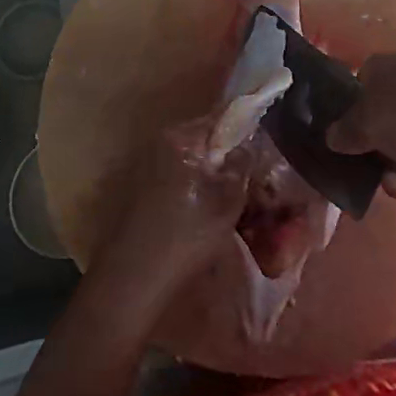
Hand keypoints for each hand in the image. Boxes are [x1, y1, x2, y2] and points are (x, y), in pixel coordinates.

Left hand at [95, 116, 250, 297]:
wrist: (133, 277)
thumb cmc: (186, 236)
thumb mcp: (227, 201)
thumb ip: (241, 165)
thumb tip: (247, 143)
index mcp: (179, 137)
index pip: (220, 118)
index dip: (243, 129)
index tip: (262, 146)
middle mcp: (158, 142)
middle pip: (203, 140)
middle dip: (226, 156)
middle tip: (250, 181)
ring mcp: (144, 164)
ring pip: (189, 160)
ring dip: (209, 174)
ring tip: (231, 201)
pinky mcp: (138, 188)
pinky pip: (175, 176)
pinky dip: (191, 187)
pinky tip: (202, 213)